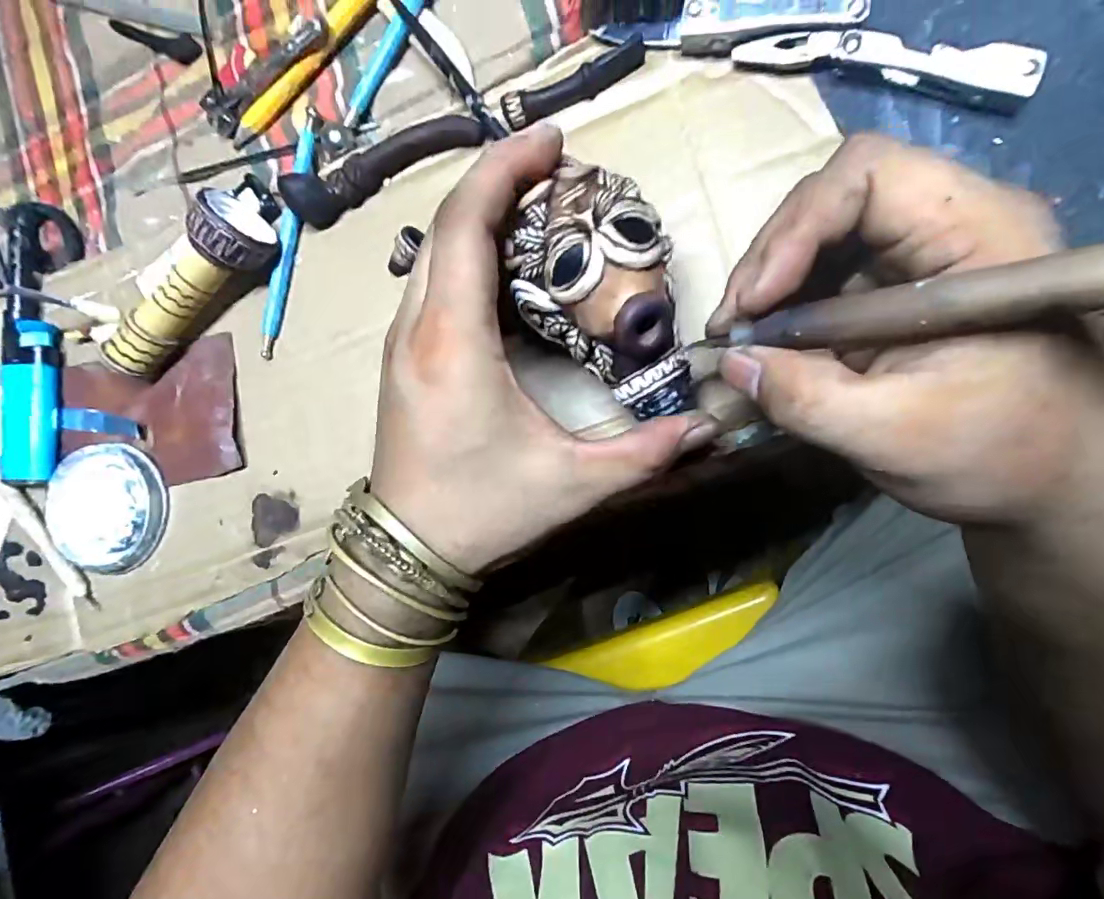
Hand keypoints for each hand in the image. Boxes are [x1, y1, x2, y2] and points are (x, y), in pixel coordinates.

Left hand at [369, 124, 713, 573]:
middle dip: (496, 183)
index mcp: (454, 341)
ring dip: (477, 220)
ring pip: (431, 253)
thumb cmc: (480, 514)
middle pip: (444, 225)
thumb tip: (703, 429)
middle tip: (556, 174)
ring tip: (535, 215)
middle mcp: (416, 330)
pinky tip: (502, 275)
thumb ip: (641, 454)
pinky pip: (427, 286)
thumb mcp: (570, 485)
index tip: (551, 141)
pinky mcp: (400, 362)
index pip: (465, 223)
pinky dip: (463, 259)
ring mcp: (400, 345)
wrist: (406, 551)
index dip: (505, 167)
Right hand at [708, 134, 1103, 529]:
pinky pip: (830, 283)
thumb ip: (804, 398)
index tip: (755, 302)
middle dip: (770, 261)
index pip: (869, 174)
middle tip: (730, 328)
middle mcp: (952, 228)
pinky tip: (764, 350)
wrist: (1053, 486)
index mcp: (979, 235)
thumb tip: (730, 362)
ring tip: (737, 341)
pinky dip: (786, 313)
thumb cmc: (998, 457)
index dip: (797, 227)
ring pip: (823, 241)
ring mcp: (924, 262)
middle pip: (835, 201)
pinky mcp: (902, 297)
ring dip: (770, 288)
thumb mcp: (891, 435)